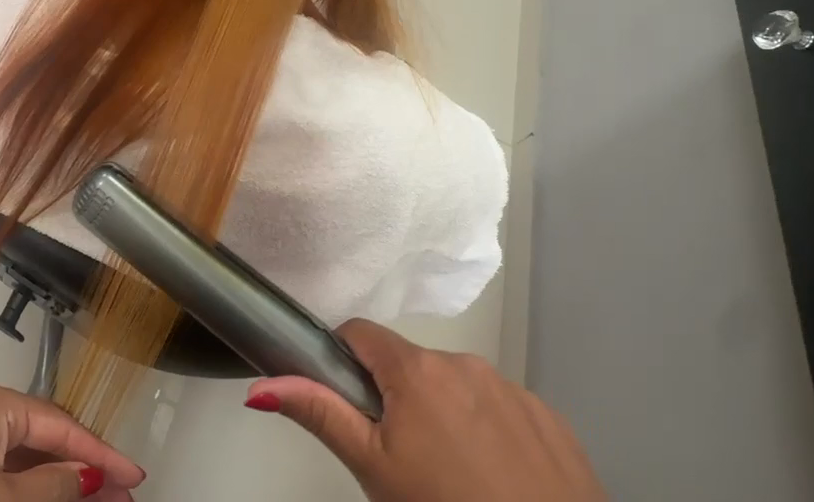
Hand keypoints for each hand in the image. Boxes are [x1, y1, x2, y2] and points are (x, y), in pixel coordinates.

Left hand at [0, 380, 145, 501]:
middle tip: (120, 497)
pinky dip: (29, 491)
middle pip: (45, 439)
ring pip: (25, 460)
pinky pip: (2, 473)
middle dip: (82, 469)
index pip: (61, 423)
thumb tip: (86, 477)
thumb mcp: (2, 499)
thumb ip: (51, 487)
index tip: (135, 476)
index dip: (101, 453)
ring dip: (57, 484)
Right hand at [244, 320, 604, 501]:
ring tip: (450, 474)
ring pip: (457, 388)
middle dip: (396, 398)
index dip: (343, 361)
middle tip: (399, 455)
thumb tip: (259, 386)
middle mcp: (466, 364)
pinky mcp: (555, 423)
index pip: (359, 333)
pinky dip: (490, 433)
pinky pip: (503, 411)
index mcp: (416, 369)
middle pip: (408, 365)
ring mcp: (516, 392)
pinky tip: (494, 479)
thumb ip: (317, 414)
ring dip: (444, 414)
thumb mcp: (372, 467)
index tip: (348, 401)